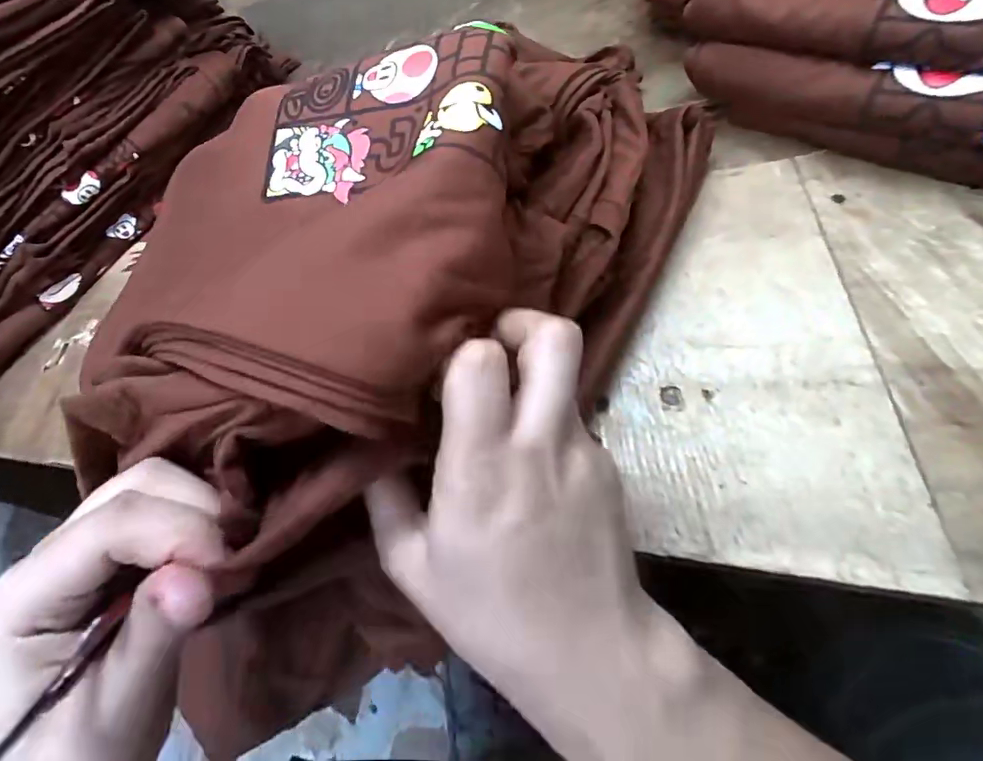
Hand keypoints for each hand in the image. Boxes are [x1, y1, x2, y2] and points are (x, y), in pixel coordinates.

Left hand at [0, 458, 223, 760]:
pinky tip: (215, 549)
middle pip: (128, 489)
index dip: (174, 530)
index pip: (107, 528)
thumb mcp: (115, 718)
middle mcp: (45, 553)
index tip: (229, 564)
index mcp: (25, 594)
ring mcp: (76, 545)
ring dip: (196, 508)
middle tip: (236, 558)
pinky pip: (156, 507)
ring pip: (145, 486)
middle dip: (190, 509)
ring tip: (229, 556)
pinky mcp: (106, 552)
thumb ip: (152, 641)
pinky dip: (193, 516)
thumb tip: (201, 577)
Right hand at [366, 311, 842, 760]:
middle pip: (554, 338)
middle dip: (518, 323)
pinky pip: (574, 414)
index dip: (460, 351)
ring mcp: (585, 450)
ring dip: (532, 369)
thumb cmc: (490, 612)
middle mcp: (540, 443)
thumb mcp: (411, 565)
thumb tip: (372, 445)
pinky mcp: (610, 465)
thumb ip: (383, 496)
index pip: (481, 361)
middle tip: (489, 345)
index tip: (442, 374)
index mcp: (481, 464)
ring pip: (568, 370)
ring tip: (505, 399)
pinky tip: (530, 460)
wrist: (596, 660)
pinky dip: (547, 417)